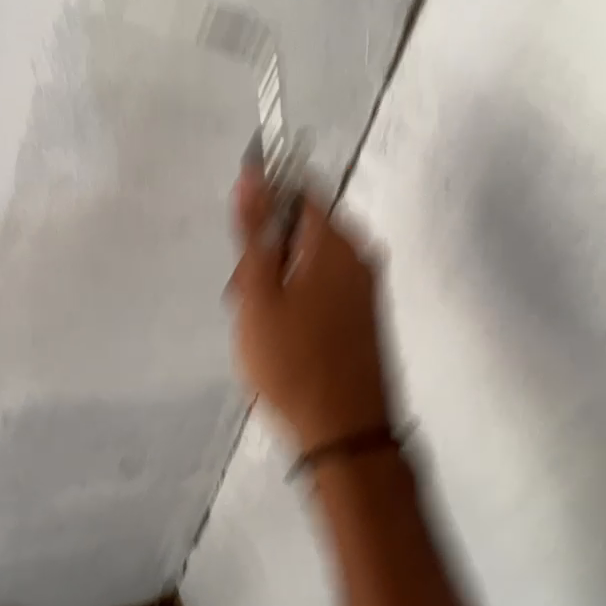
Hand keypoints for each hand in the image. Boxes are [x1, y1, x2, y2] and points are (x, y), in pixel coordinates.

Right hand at [227, 164, 392, 452]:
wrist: (344, 433)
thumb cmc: (292, 360)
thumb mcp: (258, 292)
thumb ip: (253, 231)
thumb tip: (253, 173)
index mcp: (337, 243)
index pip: (296, 193)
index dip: (261, 210)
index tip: (240, 248)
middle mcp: (359, 257)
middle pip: (302, 229)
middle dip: (265, 252)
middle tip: (242, 296)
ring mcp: (365, 290)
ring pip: (308, 262)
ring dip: (277, 280)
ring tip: (257, 324)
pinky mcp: (363, 318)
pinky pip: (322, 289)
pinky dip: (296, 301)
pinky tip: (280, 336)